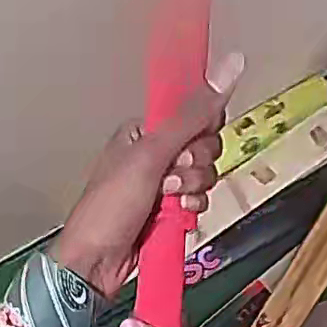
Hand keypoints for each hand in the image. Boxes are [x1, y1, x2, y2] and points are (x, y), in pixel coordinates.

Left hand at [54, 53, 244, 299]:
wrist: (94, 263)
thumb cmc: (110, 208)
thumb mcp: (150, 155)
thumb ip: (191, 115)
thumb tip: (232, 63)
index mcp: (144, 131)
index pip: (195, 115)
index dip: (199, 133)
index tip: (186, 150)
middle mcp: (154, 155)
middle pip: (205, 147)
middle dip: (194, 168)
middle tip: (168, 181)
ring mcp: (161, 186)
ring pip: (204, 177)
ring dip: (191, 191)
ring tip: (166, 203)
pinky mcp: (168, 212)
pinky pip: (197, 202)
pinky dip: (191, 211)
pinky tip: (176, 218)